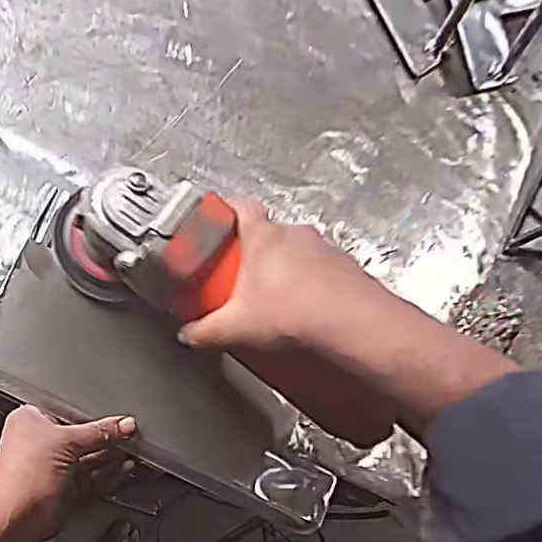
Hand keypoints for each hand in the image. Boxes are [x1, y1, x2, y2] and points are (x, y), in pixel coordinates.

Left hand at [0, 406, 136, 541]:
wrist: (15, 519)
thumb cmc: (21, 477)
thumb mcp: (66, 441)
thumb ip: (99, 432)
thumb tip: (122, 425)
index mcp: (30, 420)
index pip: (67, 410)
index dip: (92, 413)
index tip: (117, 416)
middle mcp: (39, 443)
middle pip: (80, 435)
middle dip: (105, 436)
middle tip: (130, 432)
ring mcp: (51, 467)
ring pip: (87, 457)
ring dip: (110, 454)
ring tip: (134, 449)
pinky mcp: (63, 488)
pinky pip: (90, 477)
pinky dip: (107, 472)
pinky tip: (124, 466)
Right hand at [178, 198, 520, 432]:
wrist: (351, 325)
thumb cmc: (298, 313)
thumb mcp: (234, 327)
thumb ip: (204, 330)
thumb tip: (190, 335)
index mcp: (263, 237)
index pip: (238, 206)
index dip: (222, 210)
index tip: (212, 220)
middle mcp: (294, 235)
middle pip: (263, 234)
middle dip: (246, 254)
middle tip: (233, 279)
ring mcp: (322, 249)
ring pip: (291, 253)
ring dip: (276, 272)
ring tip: (265, 303)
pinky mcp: (342, 269)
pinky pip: (314, 271)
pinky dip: (302, 287)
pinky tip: (295, 312)